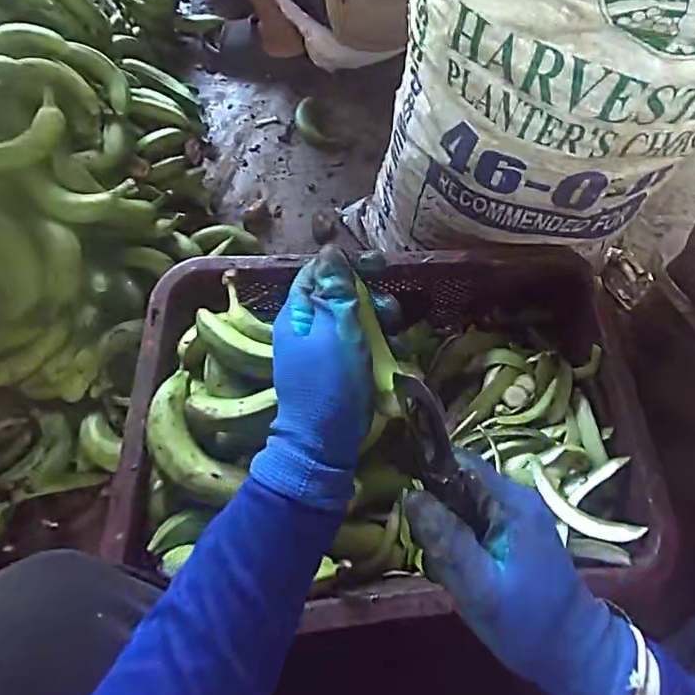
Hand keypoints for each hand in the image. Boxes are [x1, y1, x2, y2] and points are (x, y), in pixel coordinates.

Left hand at [248, 249, 371, 509]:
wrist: (323, 444)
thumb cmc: (329, 385)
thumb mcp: (338, 331)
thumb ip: (336, 291)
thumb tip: (329, 250)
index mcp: (298, 312)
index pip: (319, 272)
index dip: (348, 265)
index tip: (379, 266)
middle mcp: (308, 326)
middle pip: (342, 294)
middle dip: (372, 299)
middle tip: (390, 313)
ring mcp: (324, 348)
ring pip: (358, 319)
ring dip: (382, 324)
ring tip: (397, 340)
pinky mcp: (340, 367)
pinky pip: (362, 344)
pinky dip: (380, 346)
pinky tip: (397, 355)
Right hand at [406, 455, 637, 694]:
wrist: (576, 656)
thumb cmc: (528, 625)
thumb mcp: (480, 588)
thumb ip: (446, 541)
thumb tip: (410, 494)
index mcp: (512, 500)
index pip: (459, 462)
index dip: (428, 473)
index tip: (404, 498)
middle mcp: (516, 495)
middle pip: (460, 481)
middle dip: (436, 509)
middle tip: (427, 547)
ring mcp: (517, 512)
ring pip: (464, 502)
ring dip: (447, 527)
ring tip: (442, 563)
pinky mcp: (515, 530)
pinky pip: (476, 519)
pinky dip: (460, 538)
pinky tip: (458, 568)